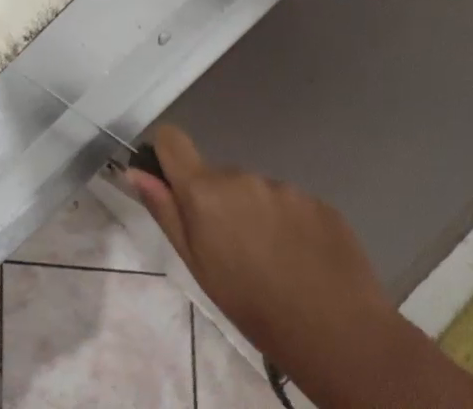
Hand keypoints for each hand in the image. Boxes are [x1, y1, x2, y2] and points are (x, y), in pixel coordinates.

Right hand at [121, 125, 398, 377]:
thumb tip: (135, 171)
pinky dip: (289, 224)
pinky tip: (300, 259)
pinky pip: (291, 204)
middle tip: (232, 247)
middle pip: (217, 175)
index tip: (174, 185)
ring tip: (272, 258)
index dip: (167, 155)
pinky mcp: (321, 203)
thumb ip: (165, 212)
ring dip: (255, 212)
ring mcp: (286, 188)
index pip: (172, 139)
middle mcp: (243, 177)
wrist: (338, 333)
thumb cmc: (251, 304)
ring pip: (256, 191)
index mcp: (204, 191)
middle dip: (218, 201)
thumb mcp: (195, 264)